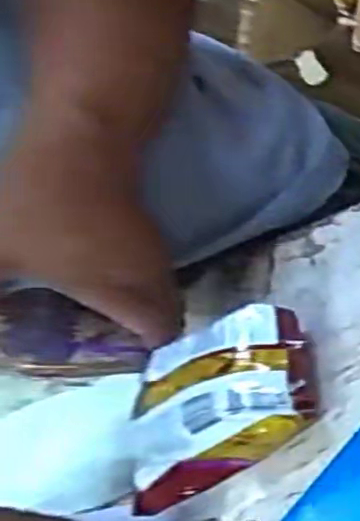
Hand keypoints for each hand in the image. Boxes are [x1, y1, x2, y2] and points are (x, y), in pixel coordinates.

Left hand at [0, 145, 180, 346]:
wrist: (78, 160)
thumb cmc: (35, 213)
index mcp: (126, 296)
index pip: (158, 338)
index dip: (145, 354)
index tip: (118, 360)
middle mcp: (153, 284)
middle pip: (164, 320)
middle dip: (140, 334)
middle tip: (102, 341)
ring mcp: (154, 261)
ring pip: (157, 298)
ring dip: (135, 310)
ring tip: (95, 314)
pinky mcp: (147, 243)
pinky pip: (148, 279)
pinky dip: (129, 289)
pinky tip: (95, 282)